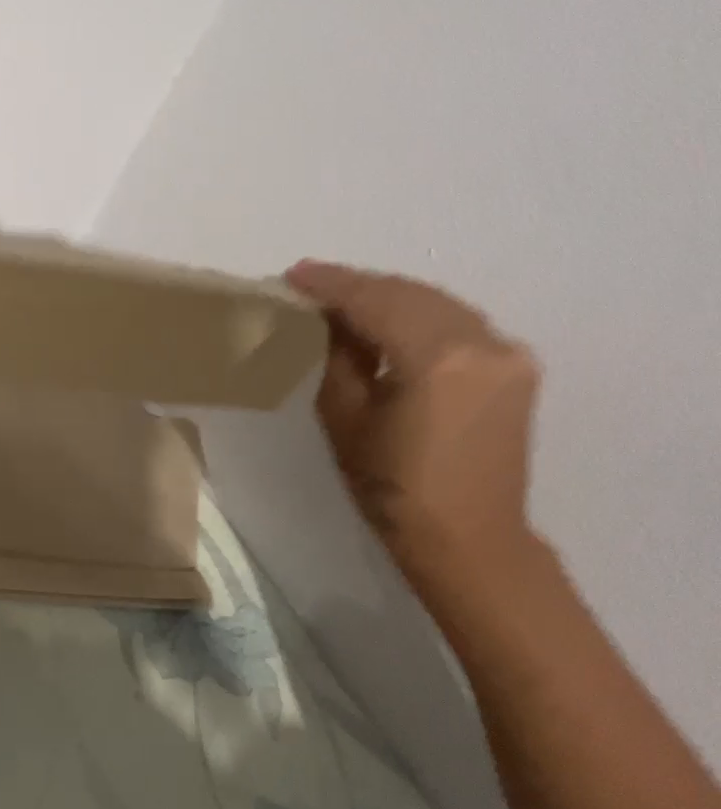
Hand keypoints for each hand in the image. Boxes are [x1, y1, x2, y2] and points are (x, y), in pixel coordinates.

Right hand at [285, 261, 543, 587]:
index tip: (292, 274)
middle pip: (410, 294)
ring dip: (389, 297)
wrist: (467, 534)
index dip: (331, 284)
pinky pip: (458, 323)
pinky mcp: (515, 368)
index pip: (375, 301)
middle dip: (359, 285)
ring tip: (342, 299)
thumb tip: (331, 319)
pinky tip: (388, 320)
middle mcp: (482, 344)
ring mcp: (508, 354)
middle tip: (310, 284)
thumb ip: (340, 356)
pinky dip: (418, 314)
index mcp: (436, 358)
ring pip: (437, 303)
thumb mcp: (344, 416)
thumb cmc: (390, 484)